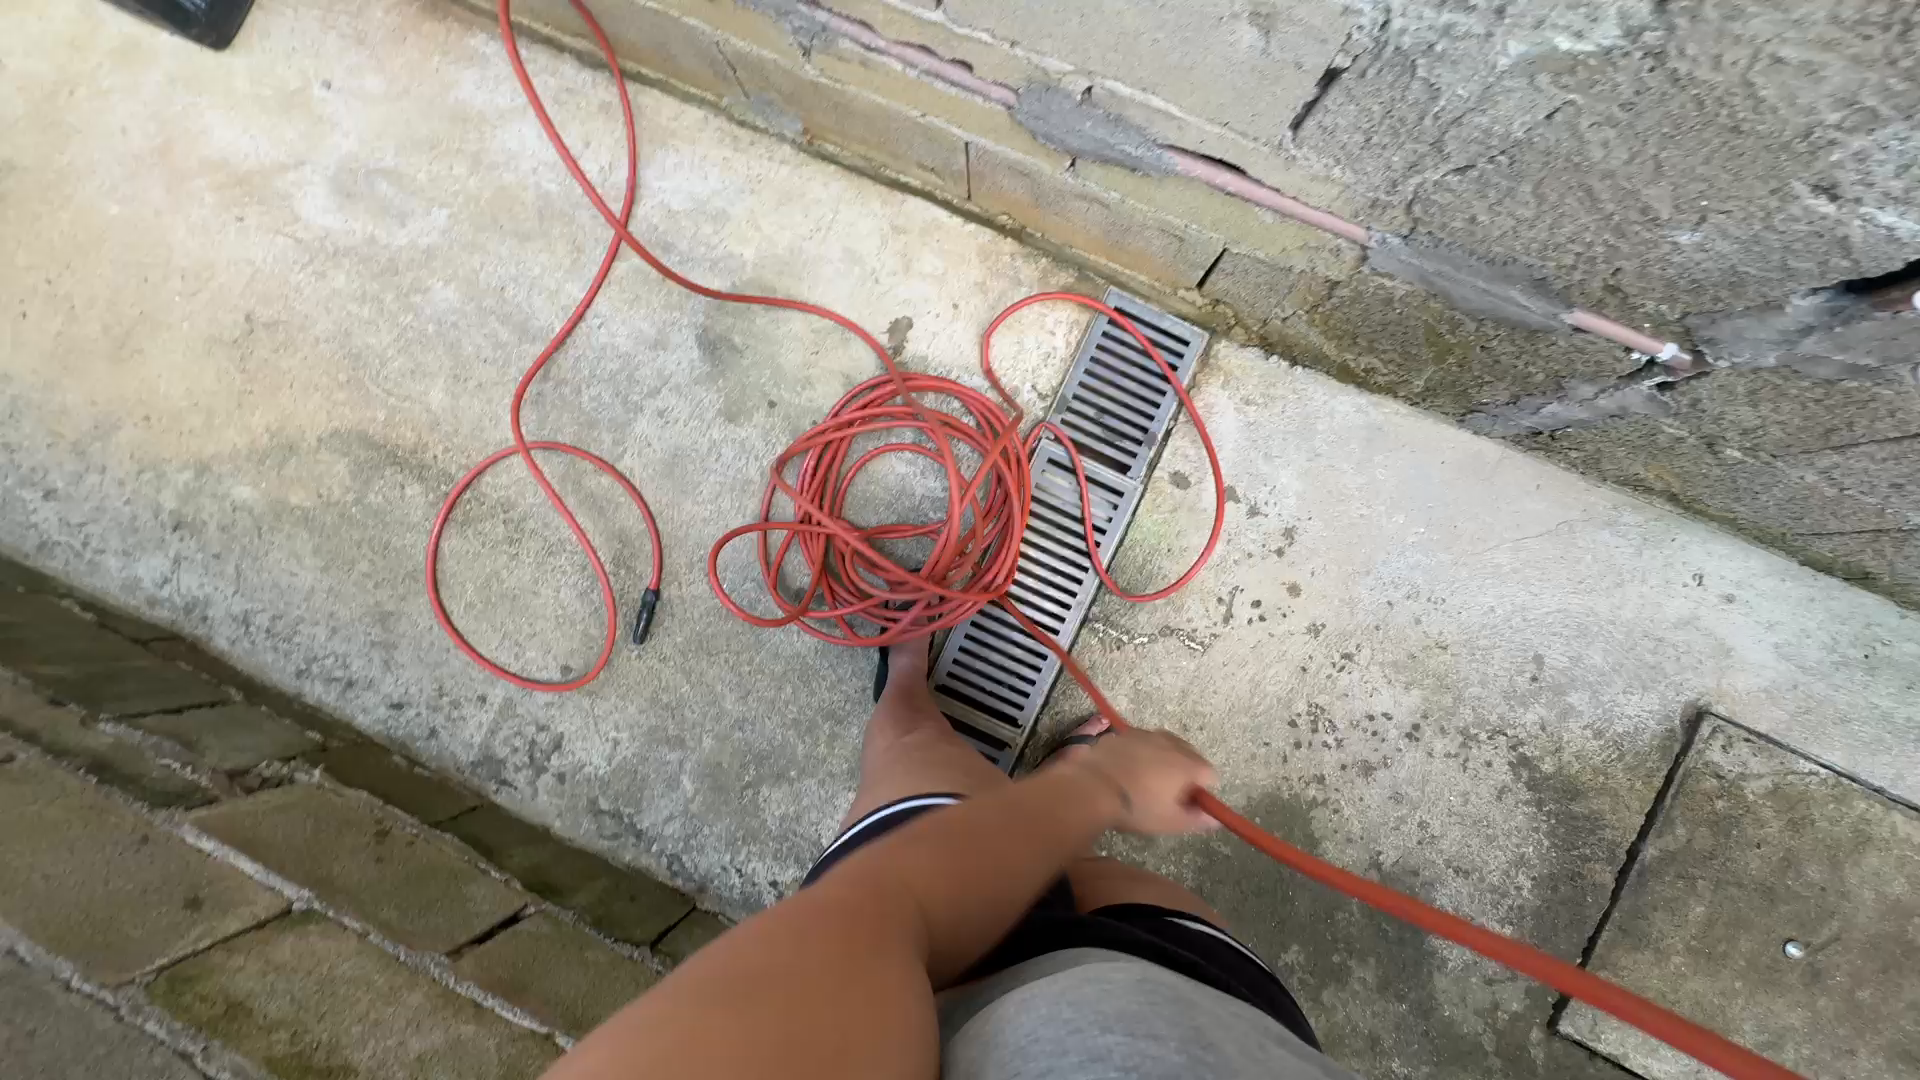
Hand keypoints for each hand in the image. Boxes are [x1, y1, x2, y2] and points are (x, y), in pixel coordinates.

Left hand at [1070, 728, 1219, 834]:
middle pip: (1190, 755)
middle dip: (1186, 772)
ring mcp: (1144, 734)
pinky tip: (1126, 770)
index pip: (1210, 774)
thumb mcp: (1170, 822)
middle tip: (1167, 794)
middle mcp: (1169, 742)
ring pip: (1164, 745)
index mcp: (1187, 763)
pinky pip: (1140, 742)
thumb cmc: (1136, 807)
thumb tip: (1214, 818)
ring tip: (1146, 781)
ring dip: (1163, 760)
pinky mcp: (1122, 733)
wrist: (1091, 786)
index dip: (1202, 792)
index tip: (1187, 804)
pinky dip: (1140, 753)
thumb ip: (1197, 820)